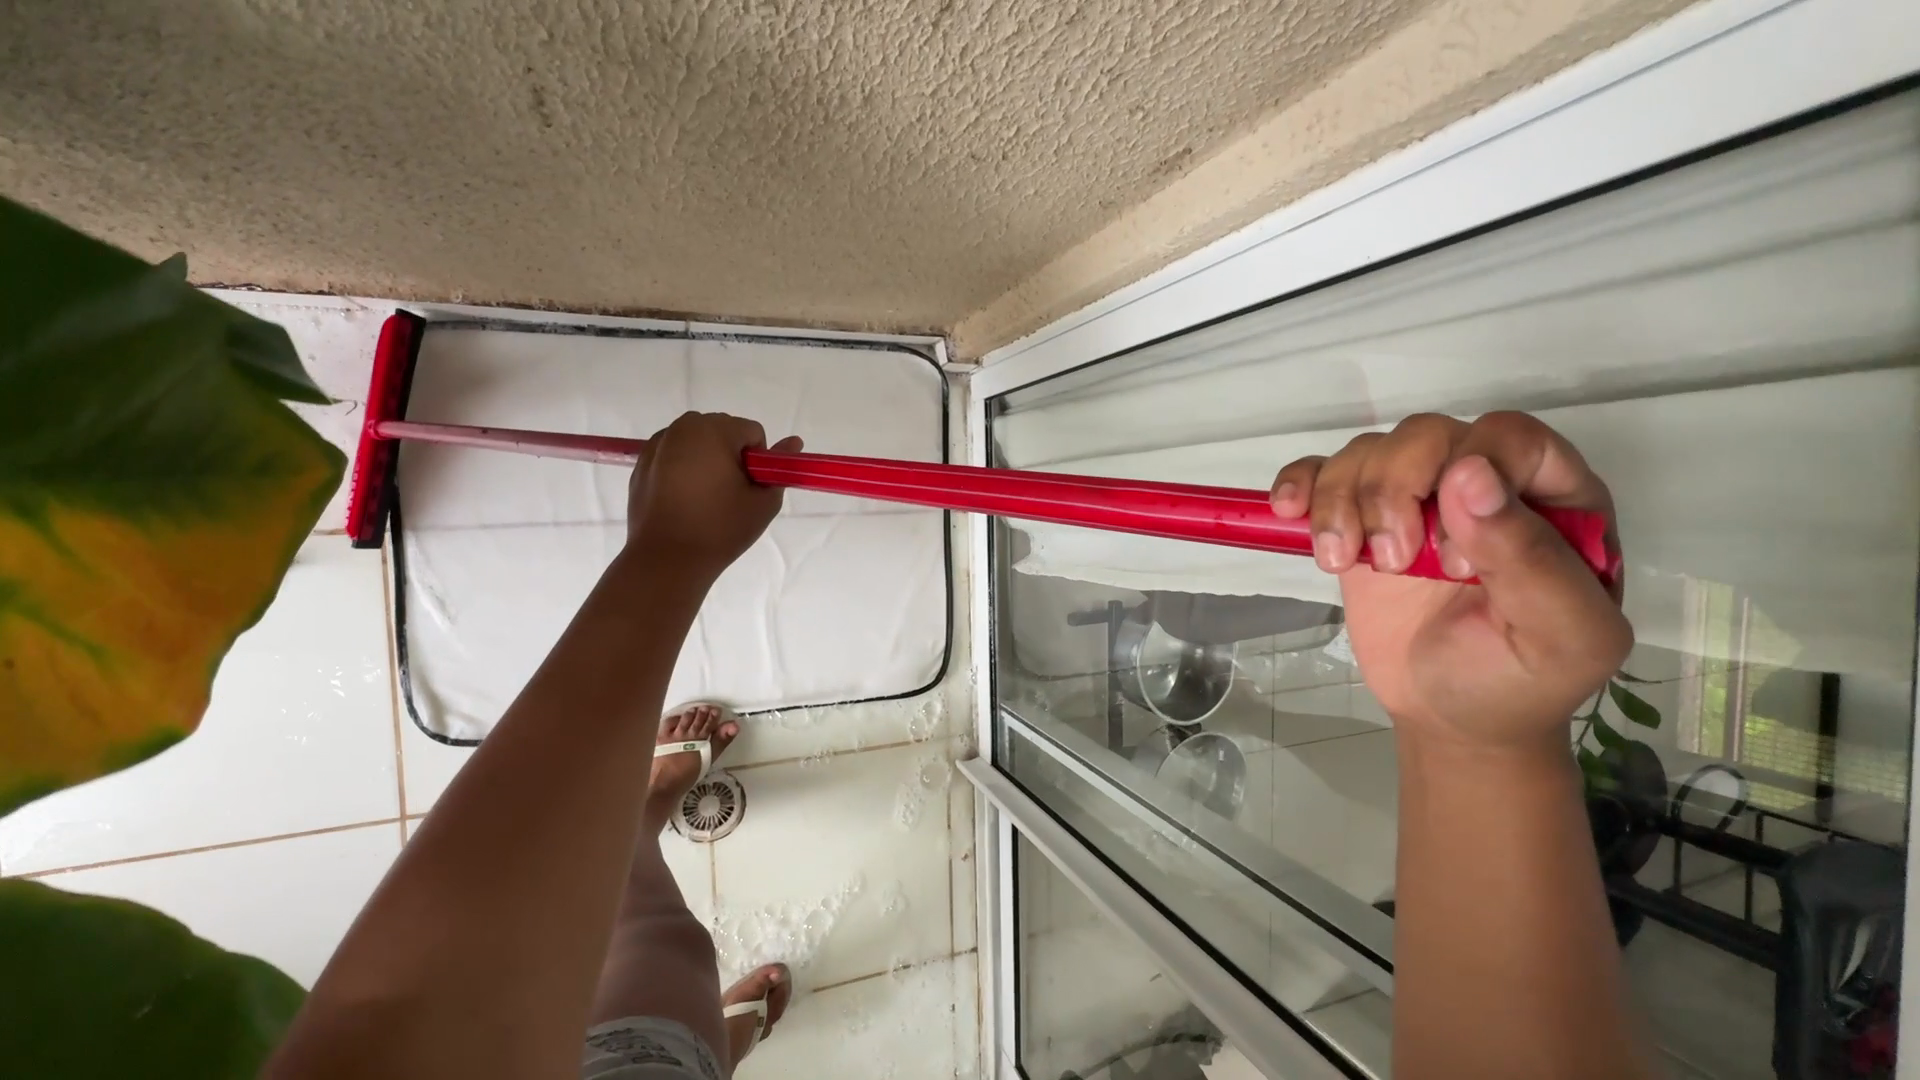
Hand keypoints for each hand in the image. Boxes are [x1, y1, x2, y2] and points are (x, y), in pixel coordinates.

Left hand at [625, 412, 802, 577]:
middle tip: (729, 494)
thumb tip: (793, 442)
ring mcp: (657, 444)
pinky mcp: (641, 463)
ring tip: (705, 498)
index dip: (758, 461)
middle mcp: (682, 428)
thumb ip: (780, 468)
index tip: (749, 488)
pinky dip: (683, 468)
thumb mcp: (763, 502)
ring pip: (697, 441)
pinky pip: (674, 454)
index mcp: (713, 430)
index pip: (752, 432)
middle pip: (723, 430)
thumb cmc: (720, 529)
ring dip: (707, 459)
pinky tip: (683, 500)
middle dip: (731, 455)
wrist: (666, 559)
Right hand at [1268, 412, 1630, 750]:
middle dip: (1391, 492)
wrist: (1450, 716)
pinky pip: (1319, 471)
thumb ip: (1532, 557)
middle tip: (1393, 564)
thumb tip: (1468, 475)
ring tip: (1341, 562)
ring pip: (1367, 451)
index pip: (1507, 437)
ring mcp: (1413, 499)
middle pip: (1424, 435)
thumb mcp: (1562, 636)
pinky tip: (1290, 514)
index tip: (1452, 557)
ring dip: (1340, 501)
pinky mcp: (1357, 518)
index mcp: (1550, 498)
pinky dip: (1299, 484)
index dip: (1471, 478)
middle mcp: (1479, 484)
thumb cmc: (1518, 679)